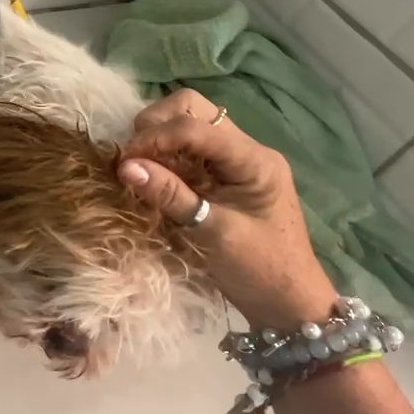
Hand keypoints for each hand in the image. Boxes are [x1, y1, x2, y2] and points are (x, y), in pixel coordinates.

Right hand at [117, 90, 337, 329]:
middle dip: (156, 124)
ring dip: (158, 136)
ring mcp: (235, 159)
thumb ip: (170, 195)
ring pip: (187, 120)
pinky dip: (164, 152)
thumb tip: (124, 166)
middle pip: (192, 108)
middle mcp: (247, 150)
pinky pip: (186, 145)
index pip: (196, 127)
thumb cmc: (260, 270)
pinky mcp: (222, 172)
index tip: (125, 161)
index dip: (155, 137)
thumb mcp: (213, 233)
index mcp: (255, 161)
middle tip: (135, 156)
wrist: (289, 306)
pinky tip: (154, 175)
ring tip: (143, 167)